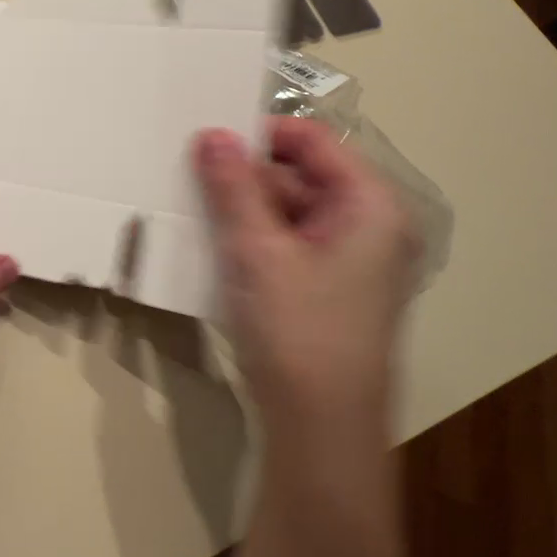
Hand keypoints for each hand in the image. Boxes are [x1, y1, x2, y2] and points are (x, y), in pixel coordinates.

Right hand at [193, 117, 416, 433]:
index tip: (204, 141)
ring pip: (286, 208)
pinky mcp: (326, 285)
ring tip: (190, 210)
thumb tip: (212, 134)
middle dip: (243, 175)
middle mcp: (368, 224)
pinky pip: (285, 240)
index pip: (313, 141)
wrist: (321, 423)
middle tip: (186, 179)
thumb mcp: (257, 250)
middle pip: (298, 174)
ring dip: (241, 207)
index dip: (259, 134)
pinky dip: (250, 236)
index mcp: (370, 206)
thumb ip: (234, 187)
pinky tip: (211, 244)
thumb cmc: (299, 328)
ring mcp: (349, 257)